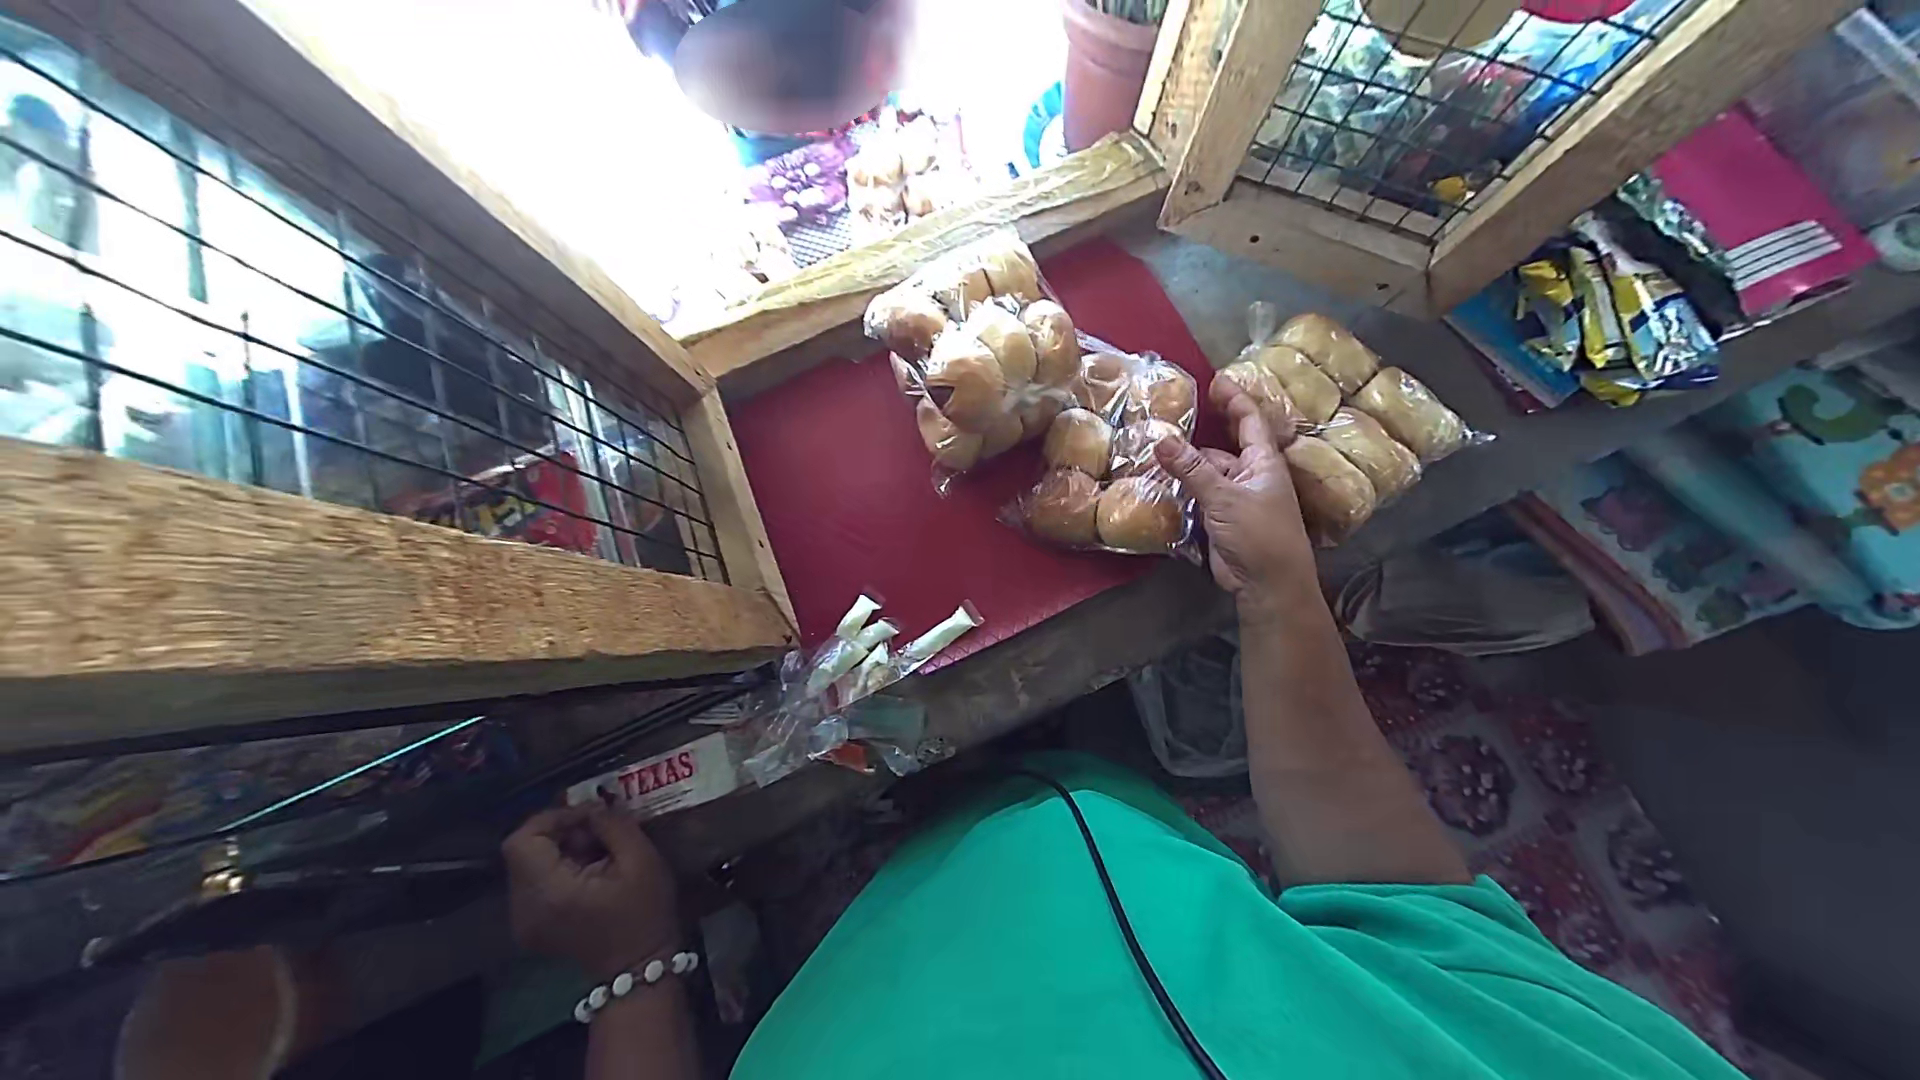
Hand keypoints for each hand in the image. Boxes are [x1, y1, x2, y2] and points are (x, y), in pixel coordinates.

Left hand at [502, 805, 678, 980]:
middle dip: (560, 831)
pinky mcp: (530, 925)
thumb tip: (594, 806)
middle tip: (599, 830)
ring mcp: (522, 921)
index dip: (553, 817)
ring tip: (598, 850)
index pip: (522, 840)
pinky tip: (589, 870)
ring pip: (528, 863)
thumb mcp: (641, 859)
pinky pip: (534, 880)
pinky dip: (558, 865)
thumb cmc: (644, 912)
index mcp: (548, 893)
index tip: (590, 815)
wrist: (639, 967)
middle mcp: (523, 908)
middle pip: (523, 850)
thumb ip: (613, 825)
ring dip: (560, 847)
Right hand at [1154, 371, 1315, 603]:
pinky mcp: (1221, 520)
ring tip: (1155, 450)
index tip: (1217, 380)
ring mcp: (1236, 499)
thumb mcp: (1224, 497)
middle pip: (1225, 446)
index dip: (1236, 399)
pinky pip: (1199, 495)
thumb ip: (1191, 468)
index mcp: (1263, 463)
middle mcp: (1251, 476)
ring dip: (1186, 464)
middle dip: (1204, 432)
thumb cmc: (1259, 534)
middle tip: (1176, 415)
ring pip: (1208, 472)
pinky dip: (1182, 488)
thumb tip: (1161, 438)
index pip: (1250, 421)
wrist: (1267, 584)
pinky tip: (1160, 482)